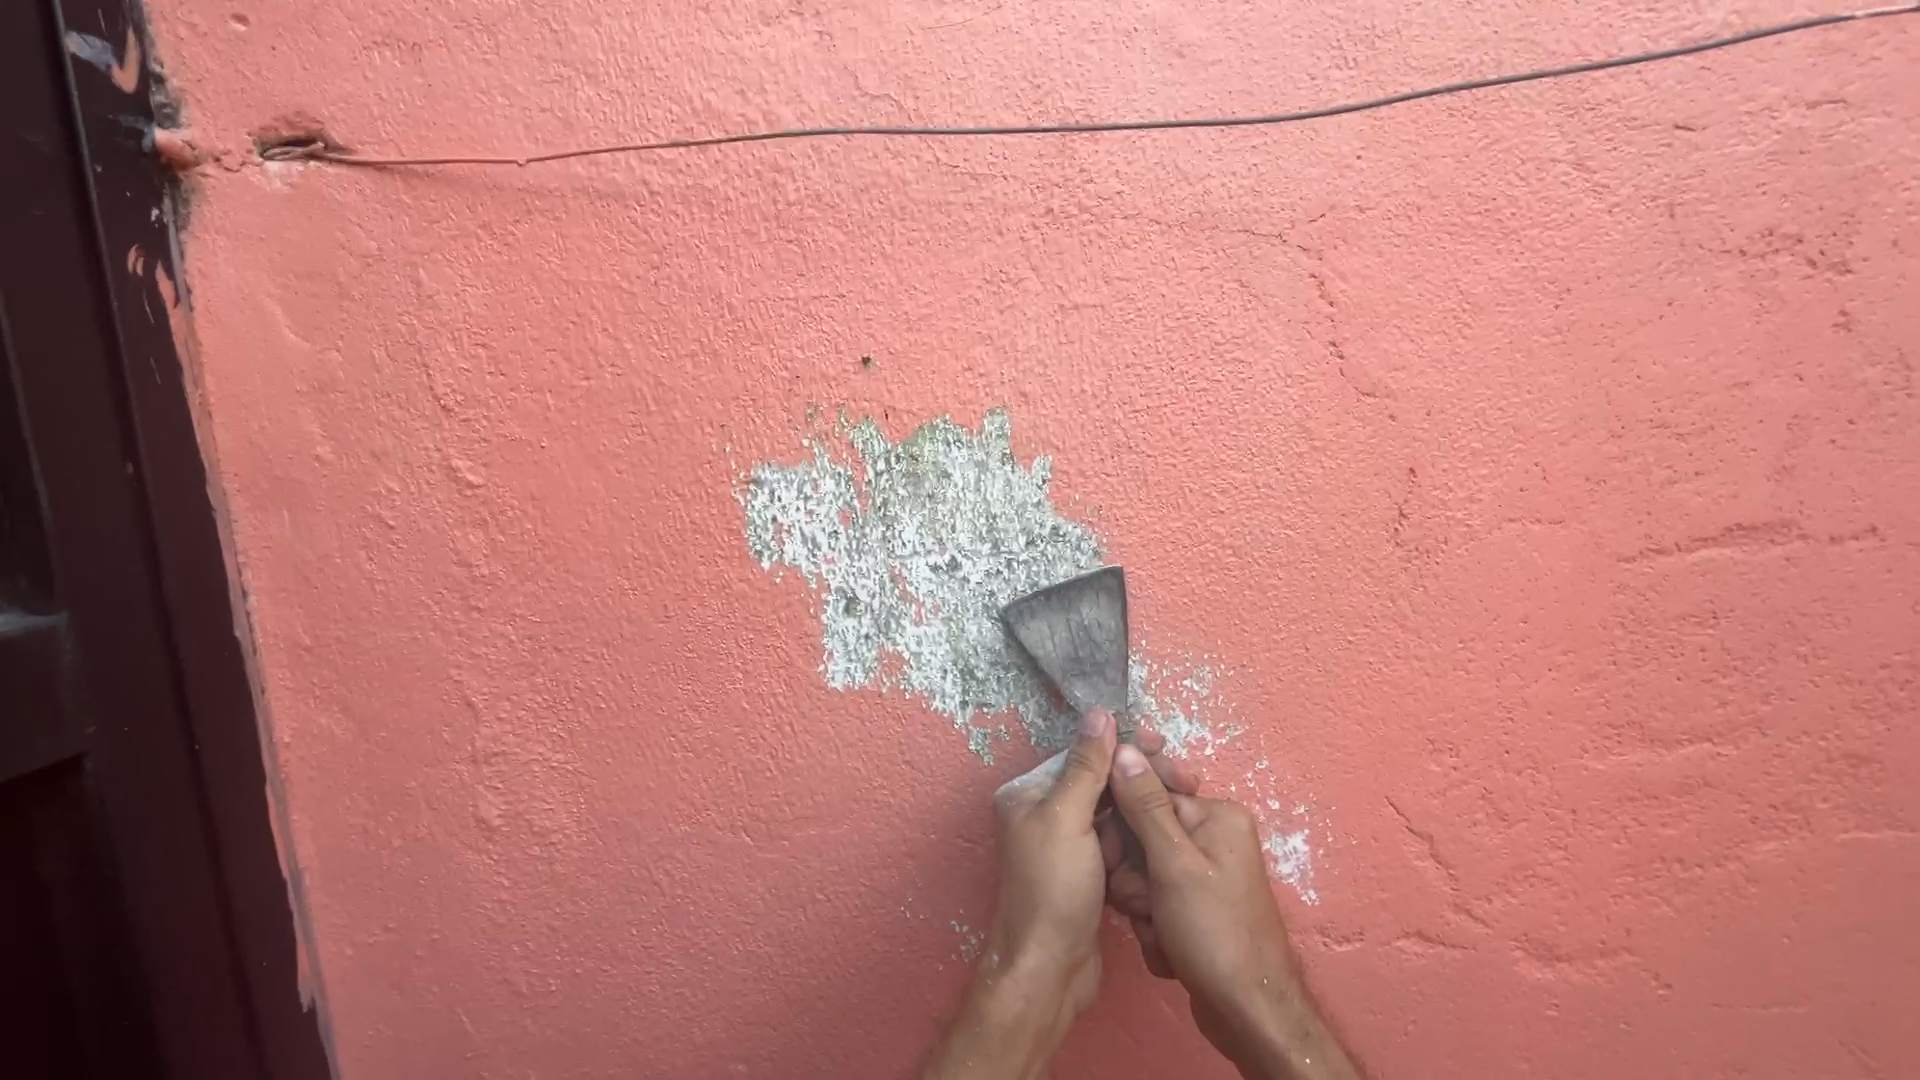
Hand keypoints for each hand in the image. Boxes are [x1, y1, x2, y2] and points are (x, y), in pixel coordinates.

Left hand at [922, 714, 1198, 1079]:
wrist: (1051, 970)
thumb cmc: (1053, 889)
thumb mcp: (1068, 818)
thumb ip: (1086, 766)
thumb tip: (1099, 713)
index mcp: (1028, 793)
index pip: (1080, 754)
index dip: (1121, 746)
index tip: (1162, 742)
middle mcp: (1042, 812)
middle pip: (1098, 780)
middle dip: (1138, 776)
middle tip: (1187, 776)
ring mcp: (1064, 843)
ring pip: (1111, 811)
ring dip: (1144, 806)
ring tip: (1186, 800)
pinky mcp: (1085, 869)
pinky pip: (1116, 840)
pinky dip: (1138, 835)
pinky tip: (1167, 831)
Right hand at [1105, 745, 1360, 1079]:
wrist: (1248, 1014)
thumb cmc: (1214, 932)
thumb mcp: (1173, 863)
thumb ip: (1144, 804)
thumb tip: (1122, 747)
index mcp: (1215, 815)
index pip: (1147, 797)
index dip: (1124, 827)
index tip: (1116, 856)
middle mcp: (1213, 838)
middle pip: (1142, 838)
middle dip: (1136, 879)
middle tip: (1147, 905)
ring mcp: (1206, 876)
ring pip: (1143, 875)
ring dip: (1143, 909)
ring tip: (1163, 932)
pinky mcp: (1197, 908)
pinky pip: (1156, 903)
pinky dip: (1156, 927)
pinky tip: (1170, 949)